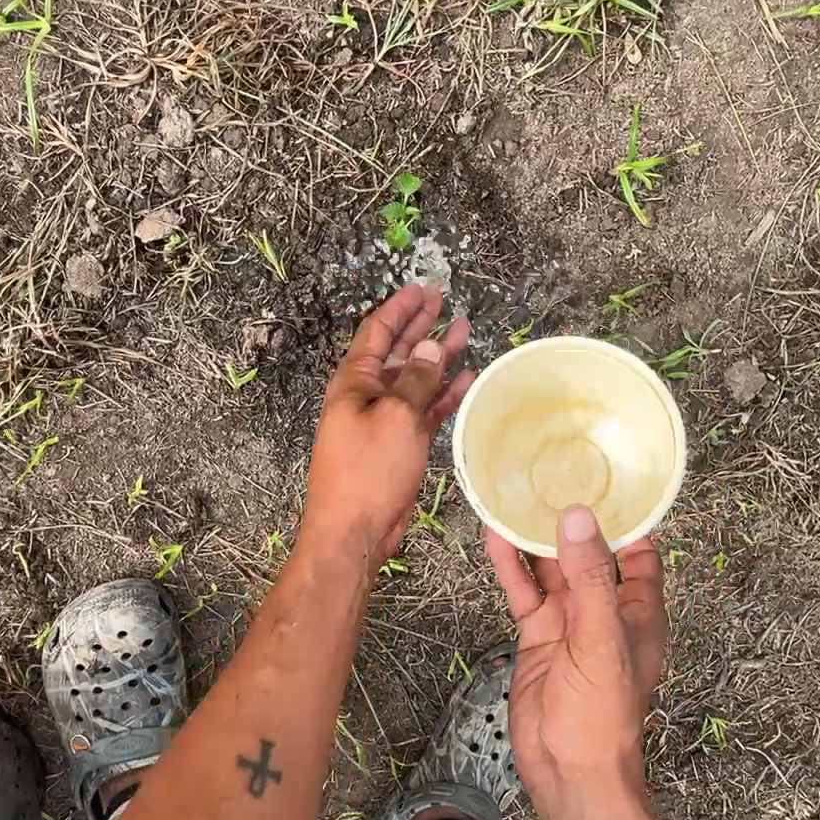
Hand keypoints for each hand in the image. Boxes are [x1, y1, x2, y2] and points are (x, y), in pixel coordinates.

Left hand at [304, 283, 472, 564]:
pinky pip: (423, 410)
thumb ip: (415, 380)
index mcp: (354, 381)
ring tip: (464, 333)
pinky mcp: (399, 443)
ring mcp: (383, 420)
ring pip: (414, 379)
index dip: (400, 308)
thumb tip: (429, 345)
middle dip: (419, 326)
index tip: (422, 288)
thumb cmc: (368, 470)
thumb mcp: (395, 418)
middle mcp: (366, 395)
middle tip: (444, 302)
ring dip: (436, 358)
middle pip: (396, 350)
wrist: (354, 531)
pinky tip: (465, 380)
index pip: (377, 331)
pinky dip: (442, 395)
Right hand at [486, 507, 666, 813]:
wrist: (567, 771)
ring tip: (516, 497)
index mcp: (639, 608)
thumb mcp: (601, 639)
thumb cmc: (602, 714)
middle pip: (588, 551)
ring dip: (535, 538)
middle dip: (571, 519)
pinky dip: (510, 565)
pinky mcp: (538, 632)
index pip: (639, 550)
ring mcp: (569, 619)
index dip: (626, 517)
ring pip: (551, 566)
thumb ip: (589, 578)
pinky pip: (524, 590)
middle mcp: (605, 607)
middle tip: (549, 475)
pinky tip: (494, 538)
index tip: (604, 479)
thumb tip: (577, 518)